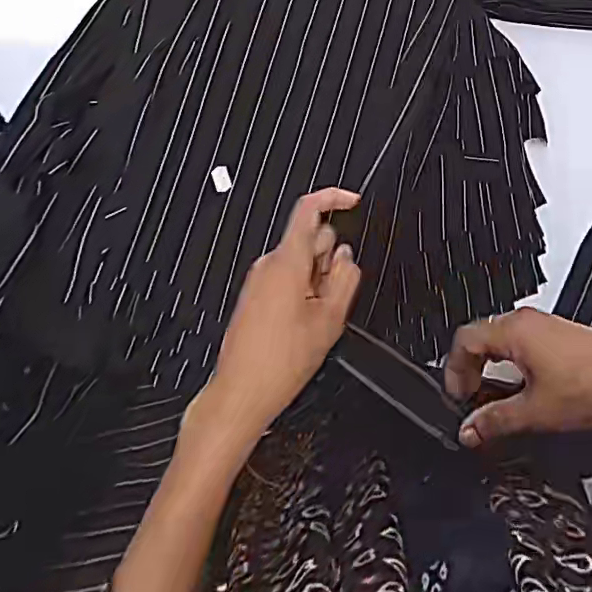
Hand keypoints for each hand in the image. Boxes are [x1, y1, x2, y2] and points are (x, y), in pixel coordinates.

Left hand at [200, 188, 362, 436]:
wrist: (241, 393)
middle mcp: (269, 264)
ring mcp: (259, 279)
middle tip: (330, 298)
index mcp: (287, 262)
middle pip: (310, 238)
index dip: (334, 197)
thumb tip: (347, 257)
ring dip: (316, 280)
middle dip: (328, 259)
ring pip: (300, 260)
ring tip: (313, 319)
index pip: (309, 208)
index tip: (351, 200)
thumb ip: (345, 279)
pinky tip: (300, 325)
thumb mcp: (329, 320)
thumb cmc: (279, 363)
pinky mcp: (255, 294)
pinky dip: (302, 291)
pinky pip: (286, 277)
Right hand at [444, 308, 591, 447]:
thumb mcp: (536, 412)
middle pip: (479, 336)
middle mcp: (525, 320)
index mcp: (514, 330)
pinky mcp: (555, 332)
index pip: (464, 340)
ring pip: (499, 338)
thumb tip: (470, 429)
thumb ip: (495, 421)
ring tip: (496, 397)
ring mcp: (541, 324)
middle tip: (472, 399)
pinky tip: (521, 387)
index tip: (458, 396)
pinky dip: (509, 361)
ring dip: (489, 365)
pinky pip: (518, 340)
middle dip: (469, 369)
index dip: (453, 370)